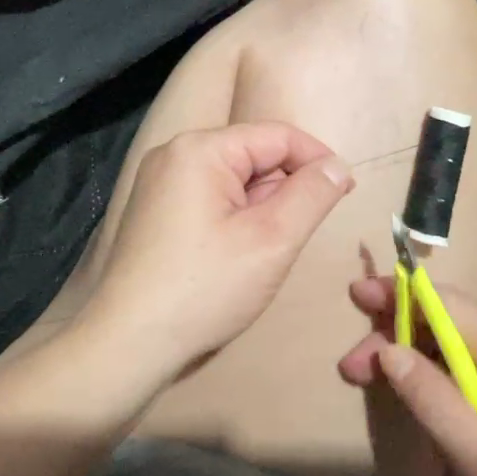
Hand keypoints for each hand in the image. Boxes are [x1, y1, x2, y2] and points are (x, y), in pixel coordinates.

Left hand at [79, 122, 353, 378]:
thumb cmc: (206, 288)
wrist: (129, 340)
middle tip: (298, 235)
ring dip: (261, 206)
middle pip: (251, 153)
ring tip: (265, 251)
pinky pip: (208, 195)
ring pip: (232, 177)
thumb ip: (312, 196)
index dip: (316, 159)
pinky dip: (234, 215)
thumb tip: (338, 167)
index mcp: (200, 148)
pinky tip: (238, 253)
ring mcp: (158, 180)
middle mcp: (174, 152)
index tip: (347, 192)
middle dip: (284, 188)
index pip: (276, 135)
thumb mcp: (272, 241)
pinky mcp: (154, 208)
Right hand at [339, 277, 476, 475]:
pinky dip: (459, 400)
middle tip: (352, 372)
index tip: (353, 294)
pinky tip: (441, 430)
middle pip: (456, 331)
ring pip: (472, 361)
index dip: (399, 295)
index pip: (450, 304)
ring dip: (429, 381)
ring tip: (394, 410)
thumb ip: (435, 403)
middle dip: (404, 346)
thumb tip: (387, 350)